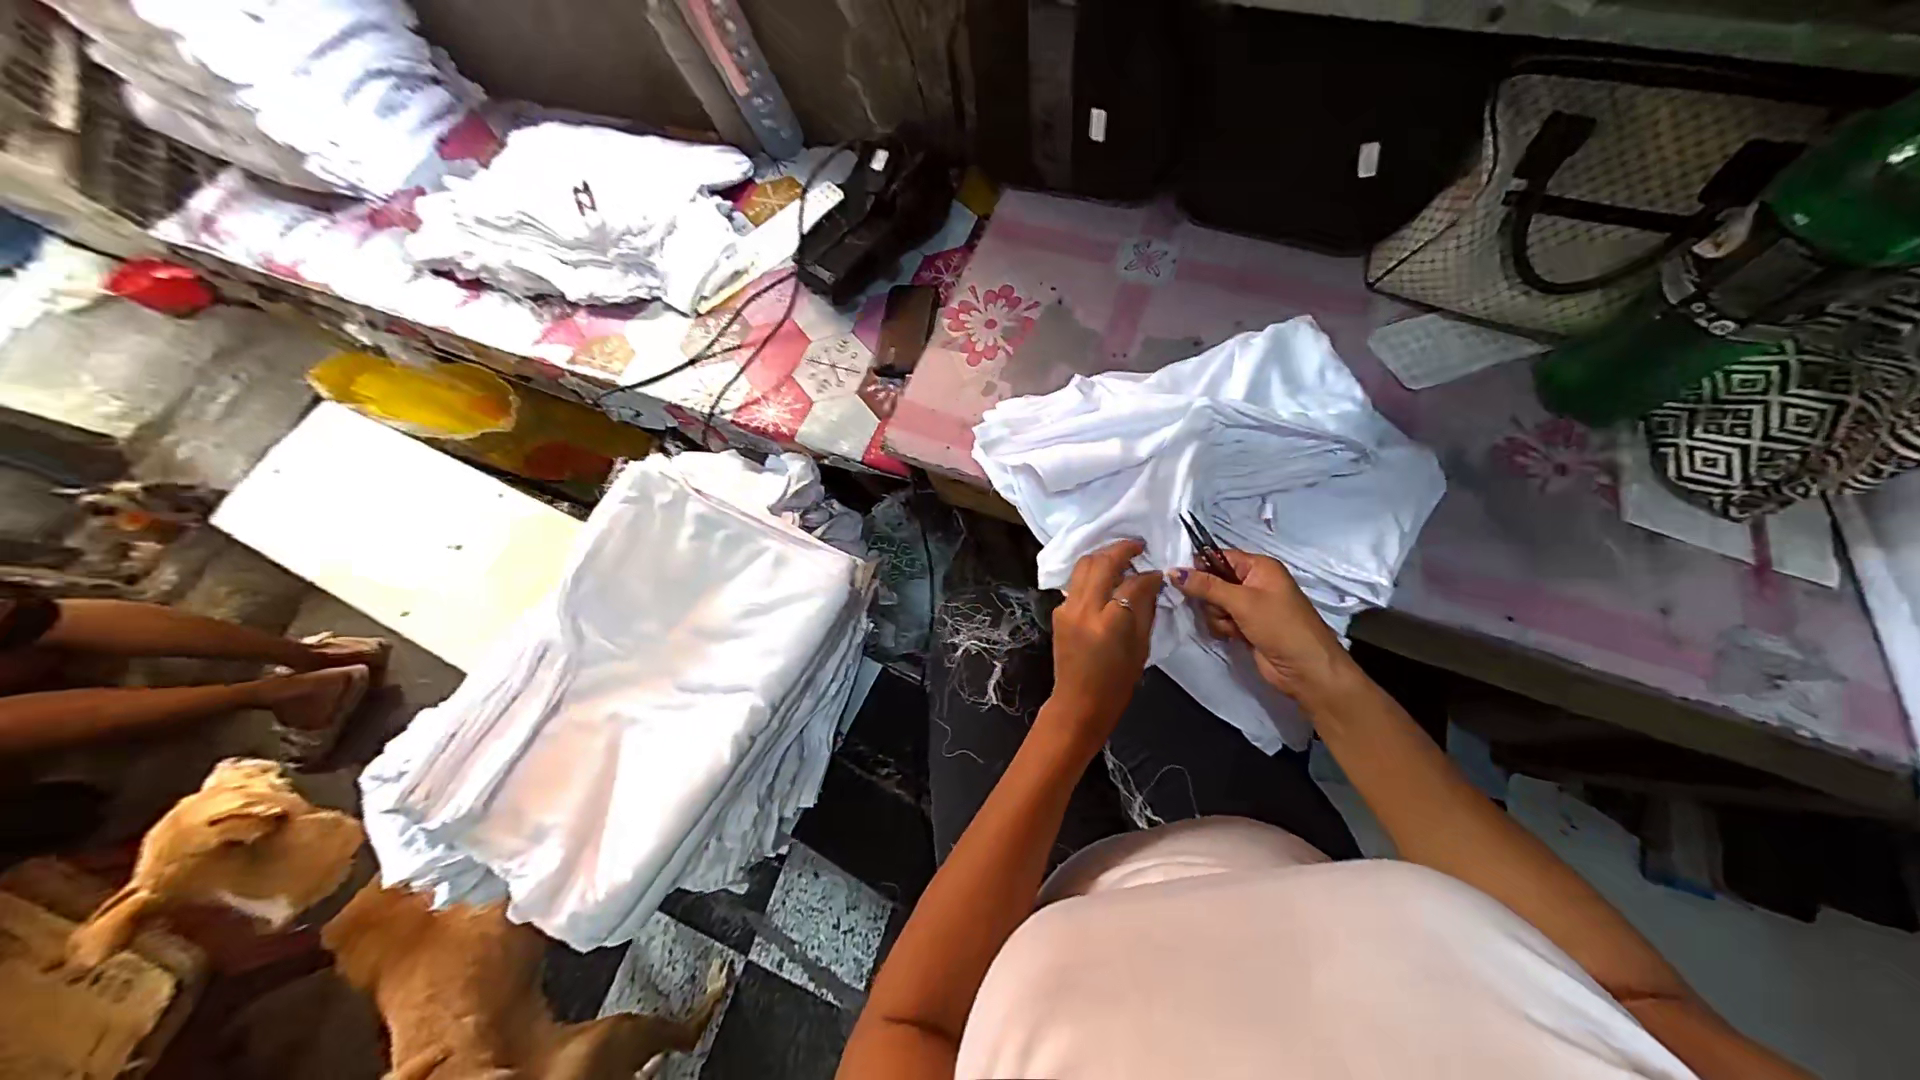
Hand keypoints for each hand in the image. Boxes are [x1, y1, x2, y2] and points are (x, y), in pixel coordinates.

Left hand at [1044, 540, 1160, 750]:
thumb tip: (1151, 582)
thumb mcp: (1140, 647)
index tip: (1157, 573)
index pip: (1132, 583)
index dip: (1148, 576)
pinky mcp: (1058, 612)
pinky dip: (1091, 574)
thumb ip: (1145, 610)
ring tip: (1121, 556)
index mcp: (1110, 622)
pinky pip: (1075, 583)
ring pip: (1083, 566)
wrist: (1079, 702)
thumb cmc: (1117, 682)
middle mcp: (1084, 609)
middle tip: (1138, 546)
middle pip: (1101, 563)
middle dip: (1121, 550)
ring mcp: (1067, 608)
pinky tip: (1104, 578)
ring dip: (1103, 556)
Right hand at [1170, 551, 1361, 709]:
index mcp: (1259, 567)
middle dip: (1211, 598)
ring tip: (1233, 627)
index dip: (1200, 567)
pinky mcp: (1245, 626)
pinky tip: (1234, 636)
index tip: (1181, 579)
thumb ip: (1206, 586)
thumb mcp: (1243, 602)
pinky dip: (1222, 627)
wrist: (1306, 670)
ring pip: (1213, 603)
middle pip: (1212, 581)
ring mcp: (1249, 606)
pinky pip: (1220, 619)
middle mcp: (1254, 582)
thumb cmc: (1280, 626)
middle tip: (1222, 609)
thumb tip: (1172, 571)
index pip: (1219, 557)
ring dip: (1217, 616)